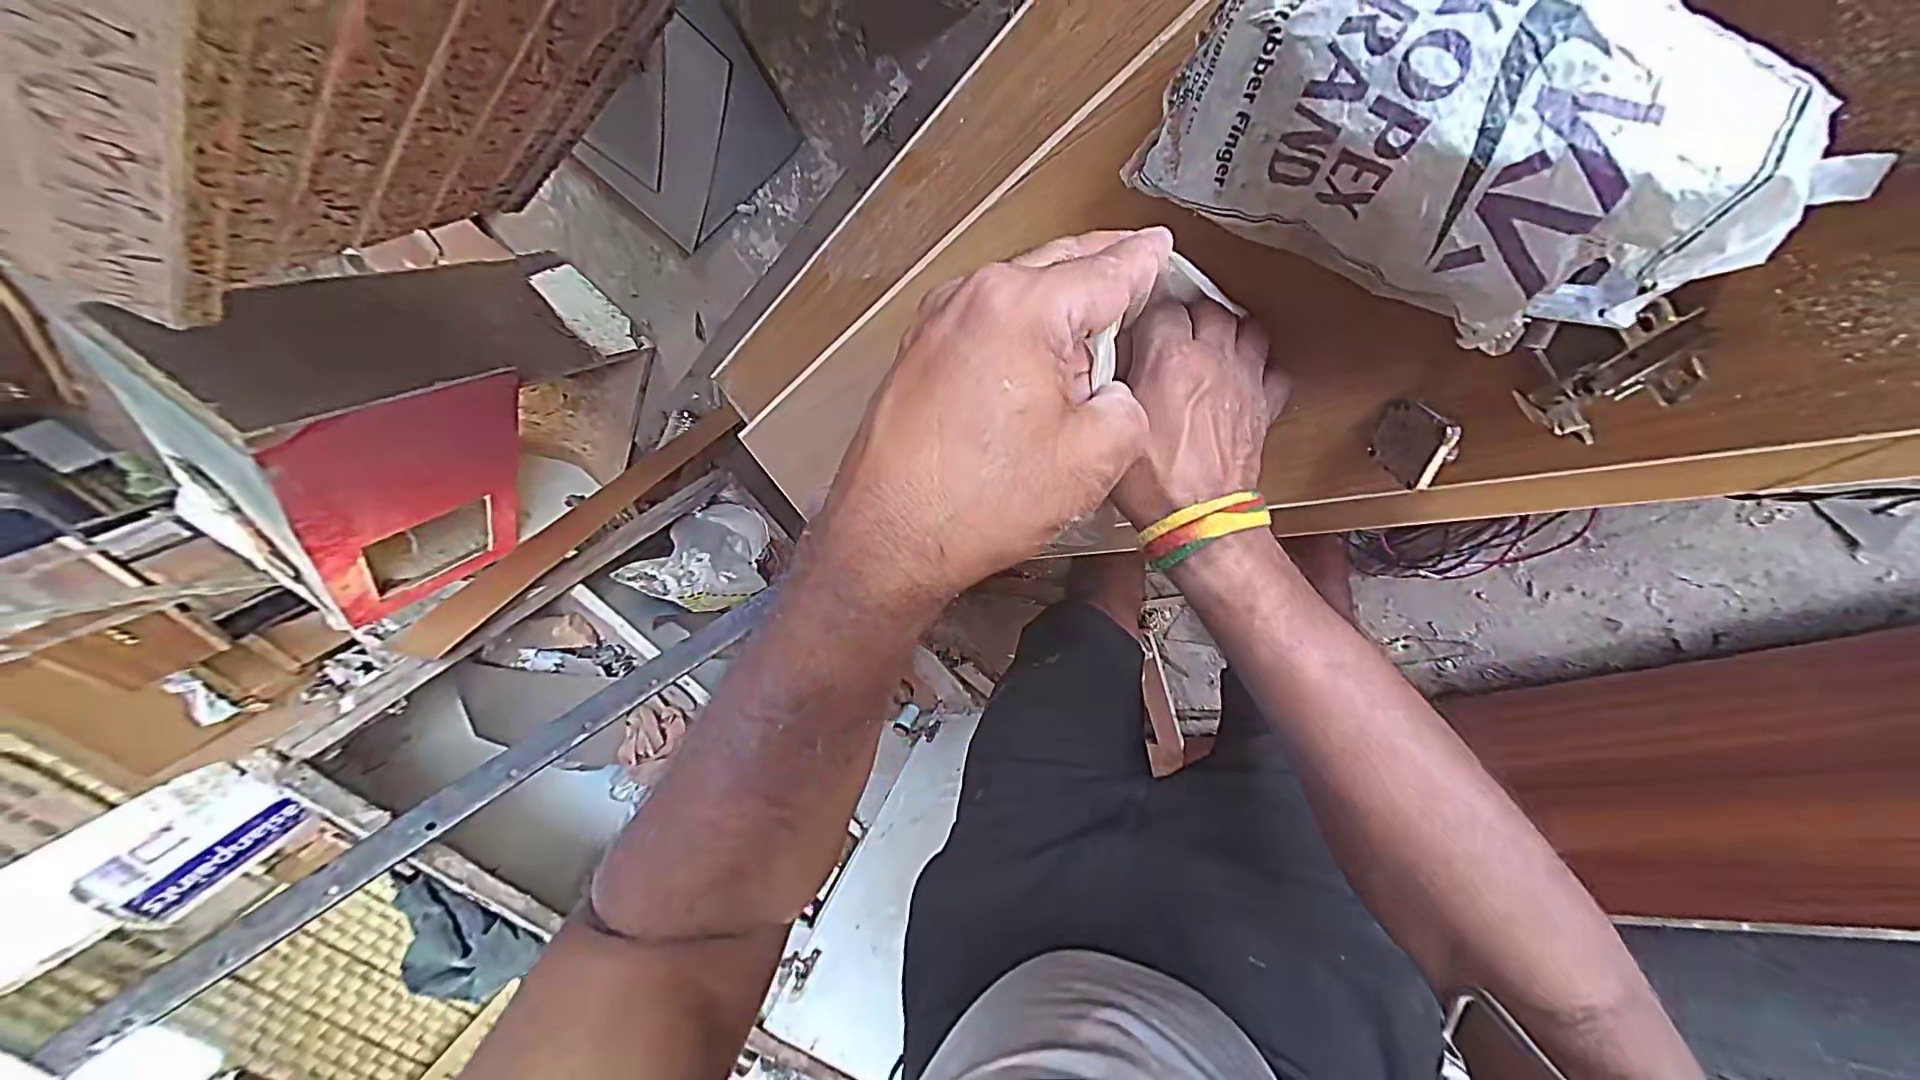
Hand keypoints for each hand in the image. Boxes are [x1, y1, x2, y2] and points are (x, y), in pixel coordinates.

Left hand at [811, 229, 1171, 607]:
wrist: (887, 538)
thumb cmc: (968, 504)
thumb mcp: (1090, 460)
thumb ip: (1128, 408)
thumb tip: (1116, 396)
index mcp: (1021, 308)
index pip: (1106, 269)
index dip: (1144, 262)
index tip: (1158, 251)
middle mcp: (970, 300)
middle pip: (1056, 267)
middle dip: (1101, 267)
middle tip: (1132, 271)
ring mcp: (936, 325)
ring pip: (1017, 295)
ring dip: (1057, 307)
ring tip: (1088, 338)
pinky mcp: (919, 355)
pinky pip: (984, 325)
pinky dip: (1018, 333)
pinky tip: (1034, 367)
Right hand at [1109, 295, 1290, 529]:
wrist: (1197, 517)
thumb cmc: (1152, 480)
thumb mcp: (1112, 424)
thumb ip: (1113, 380)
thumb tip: (1112, 357)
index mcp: (1170, 358)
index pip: (1161, 304)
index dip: (1147, 309)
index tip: (1138, 316)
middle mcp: (1212, 359)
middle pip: (1207, 306)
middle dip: (1188, 312)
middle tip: (1170, 327)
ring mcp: (1244, 379)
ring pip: (1247, 326)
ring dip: (1228, 328)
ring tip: (1209, 340)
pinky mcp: (1263, 405)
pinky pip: (1273, 368)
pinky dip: (1260, 365)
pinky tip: (1241, 375)